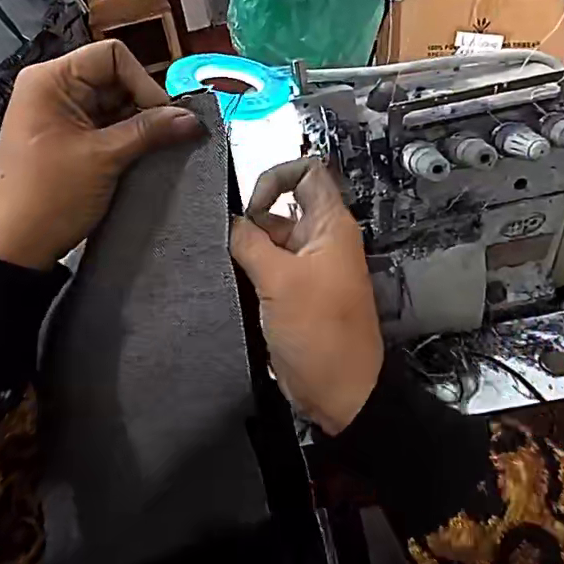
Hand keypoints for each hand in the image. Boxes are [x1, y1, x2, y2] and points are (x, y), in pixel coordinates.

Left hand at [0, 40, 202, 269]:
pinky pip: (105, 126)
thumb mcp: (105, 159)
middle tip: (162, 138)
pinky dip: (125, 139)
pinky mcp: (66, 139)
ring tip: (148, 152)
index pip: (112, 57)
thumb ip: (150, 132)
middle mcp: (52, 89)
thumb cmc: (49, 197)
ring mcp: (59, 115)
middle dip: (143, 107)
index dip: (143, 83)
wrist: (17, 246)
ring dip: (136, 126)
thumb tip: (192, 118)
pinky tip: (135, 158)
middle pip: (115, 80)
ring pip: (114, 105)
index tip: (162, 117)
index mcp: (50, 80)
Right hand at [230, 158, 382, 434]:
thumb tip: (231, 222)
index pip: (308, 173)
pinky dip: (247, 271)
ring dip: (246, 248)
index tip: (252, 206)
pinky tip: (228, 282)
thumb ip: (251, 243)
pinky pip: (266, 268)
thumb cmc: (321, 334)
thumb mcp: (280, 281)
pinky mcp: (292, 292)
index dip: (277, 178)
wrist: (338, 390)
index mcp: (330, 227)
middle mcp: (319, 241)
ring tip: (225, 267)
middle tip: (228, 245)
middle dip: (251, 220)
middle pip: (281, 208)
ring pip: (269, 240)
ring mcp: (305, 268)